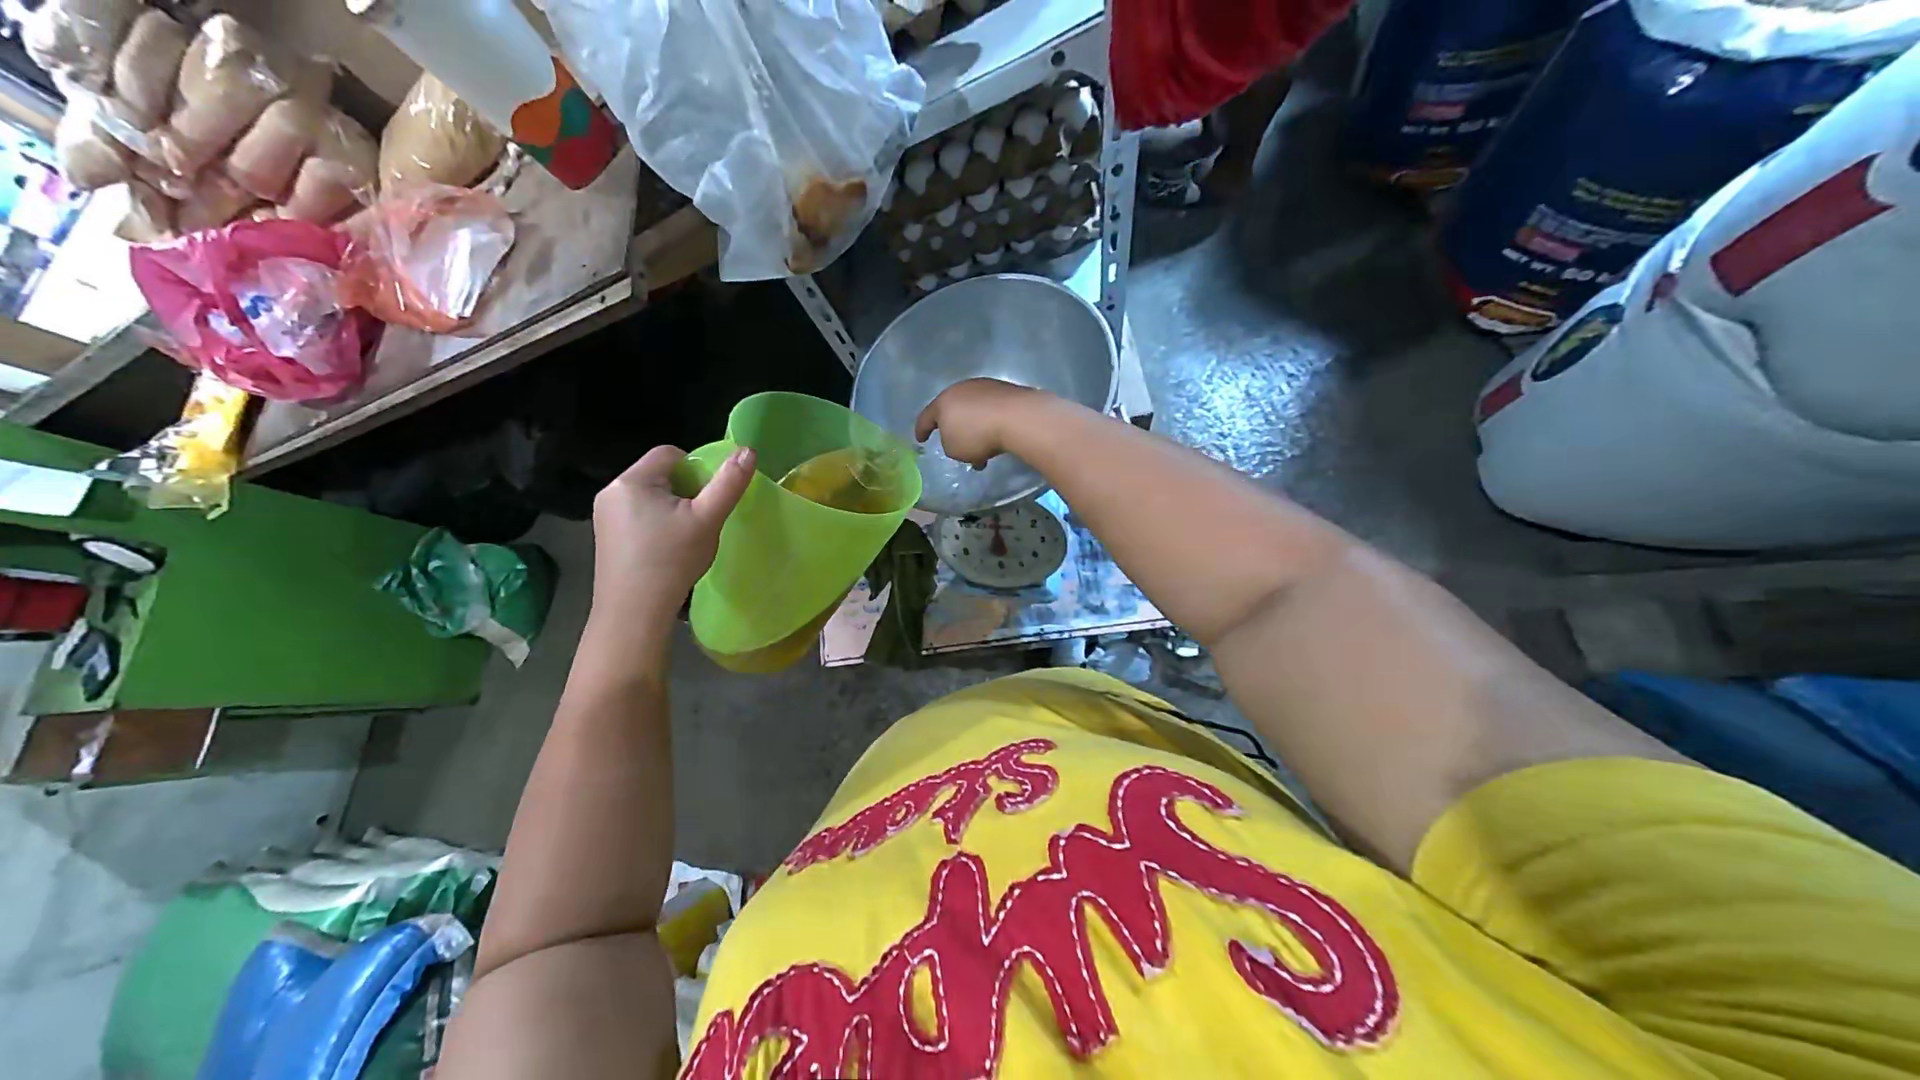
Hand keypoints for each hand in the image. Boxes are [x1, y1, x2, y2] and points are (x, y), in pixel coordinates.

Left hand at [589, 444, 754, 623]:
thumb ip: (728, 483)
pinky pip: (638, 515)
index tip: (708, 500)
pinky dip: (657, 524)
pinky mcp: (605, 536)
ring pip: (650, 496)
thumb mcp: (707, 519)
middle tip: (700, 521)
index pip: (671, 453)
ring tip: (685, 537)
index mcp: (632, 480)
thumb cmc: (671, 561)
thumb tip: (749, 451)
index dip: (697, 470)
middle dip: (685, 491)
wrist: (634, 613)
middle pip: (660, 474)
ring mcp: (604, 515)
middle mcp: (611, 491)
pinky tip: (666, 550)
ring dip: (673, 509)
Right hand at [913, 378, 1042, 467]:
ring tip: (982, 451)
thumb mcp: (953, 449)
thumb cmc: (977, 435)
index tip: (920, 439)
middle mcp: (961, 389)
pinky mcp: (1005, 390)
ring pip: (973, 411)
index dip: (921, 430)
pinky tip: (996, 439)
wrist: (1016, 417)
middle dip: (954, 430)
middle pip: (952, 411)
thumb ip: (949, 444)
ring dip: (975, 430)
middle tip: (956, 446)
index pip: (926, 417)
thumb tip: (957, 438)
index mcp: (943, 402)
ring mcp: (985, 387)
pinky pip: (990, 410)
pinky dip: (989, 424)